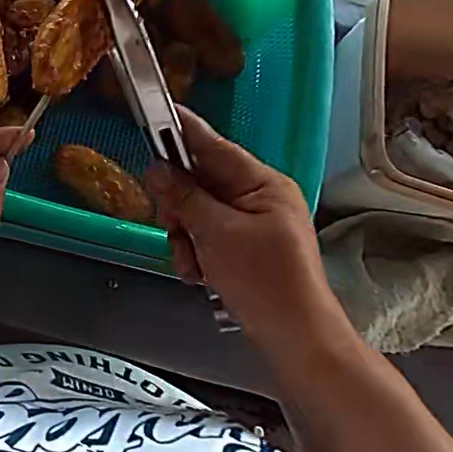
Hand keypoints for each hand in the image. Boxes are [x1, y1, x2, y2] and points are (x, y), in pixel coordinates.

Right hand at [147, 110, 337, 340]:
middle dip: (180, 207)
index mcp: (262, 184)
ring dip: (185, 237)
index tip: (157, 114)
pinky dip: (196, 253)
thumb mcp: (218, 234)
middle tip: (172, 226)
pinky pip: (207, 237)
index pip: (214, 147)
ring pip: (198, 213)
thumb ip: (185, 198)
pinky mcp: (244, 248)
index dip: (183, 132)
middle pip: (200, 183)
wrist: (295, 337)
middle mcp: (258, 198)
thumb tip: (158, 169)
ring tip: (191, 264)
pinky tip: (198, 274)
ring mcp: (252, 224)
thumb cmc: (264, 281)